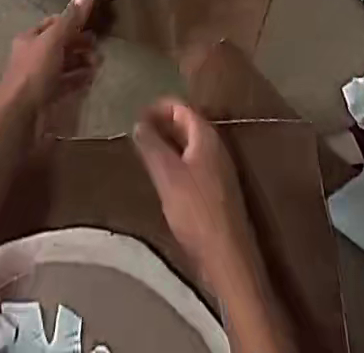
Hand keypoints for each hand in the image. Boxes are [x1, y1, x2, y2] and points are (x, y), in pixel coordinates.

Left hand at [0, 0, 99, 125]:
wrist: (21, 115)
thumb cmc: (35, 72)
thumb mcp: (54, 40)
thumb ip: (70, 19)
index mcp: (29, 38)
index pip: (52, 23)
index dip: (71, 21)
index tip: (90, 23)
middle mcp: (32, 55)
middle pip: (59, 43)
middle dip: (79, 42)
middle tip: (98, 45)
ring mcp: (38, 77)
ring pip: (63, 63)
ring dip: (81, 61)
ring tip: (98, 62)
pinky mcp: (45, 95)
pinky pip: (65, 82)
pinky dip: (78, 78)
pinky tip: (91, 78)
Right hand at [132, 98, 260, 284]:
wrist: (227, 256)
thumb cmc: (195, 210)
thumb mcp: (167, 174)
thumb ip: (151, 146)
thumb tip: (139, 123)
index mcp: (206, 137)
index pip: (182, 108)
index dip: (159, 107)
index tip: (137, 115)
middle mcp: (217, 148)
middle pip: (188, 125)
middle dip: (163, 124)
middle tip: (138, 132)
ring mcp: (220, 169)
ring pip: (191, 146)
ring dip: (169, 144)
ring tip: (145, 152)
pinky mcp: (218, 190)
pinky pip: (194, 164)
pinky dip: (177, 161)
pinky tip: (163, 177)